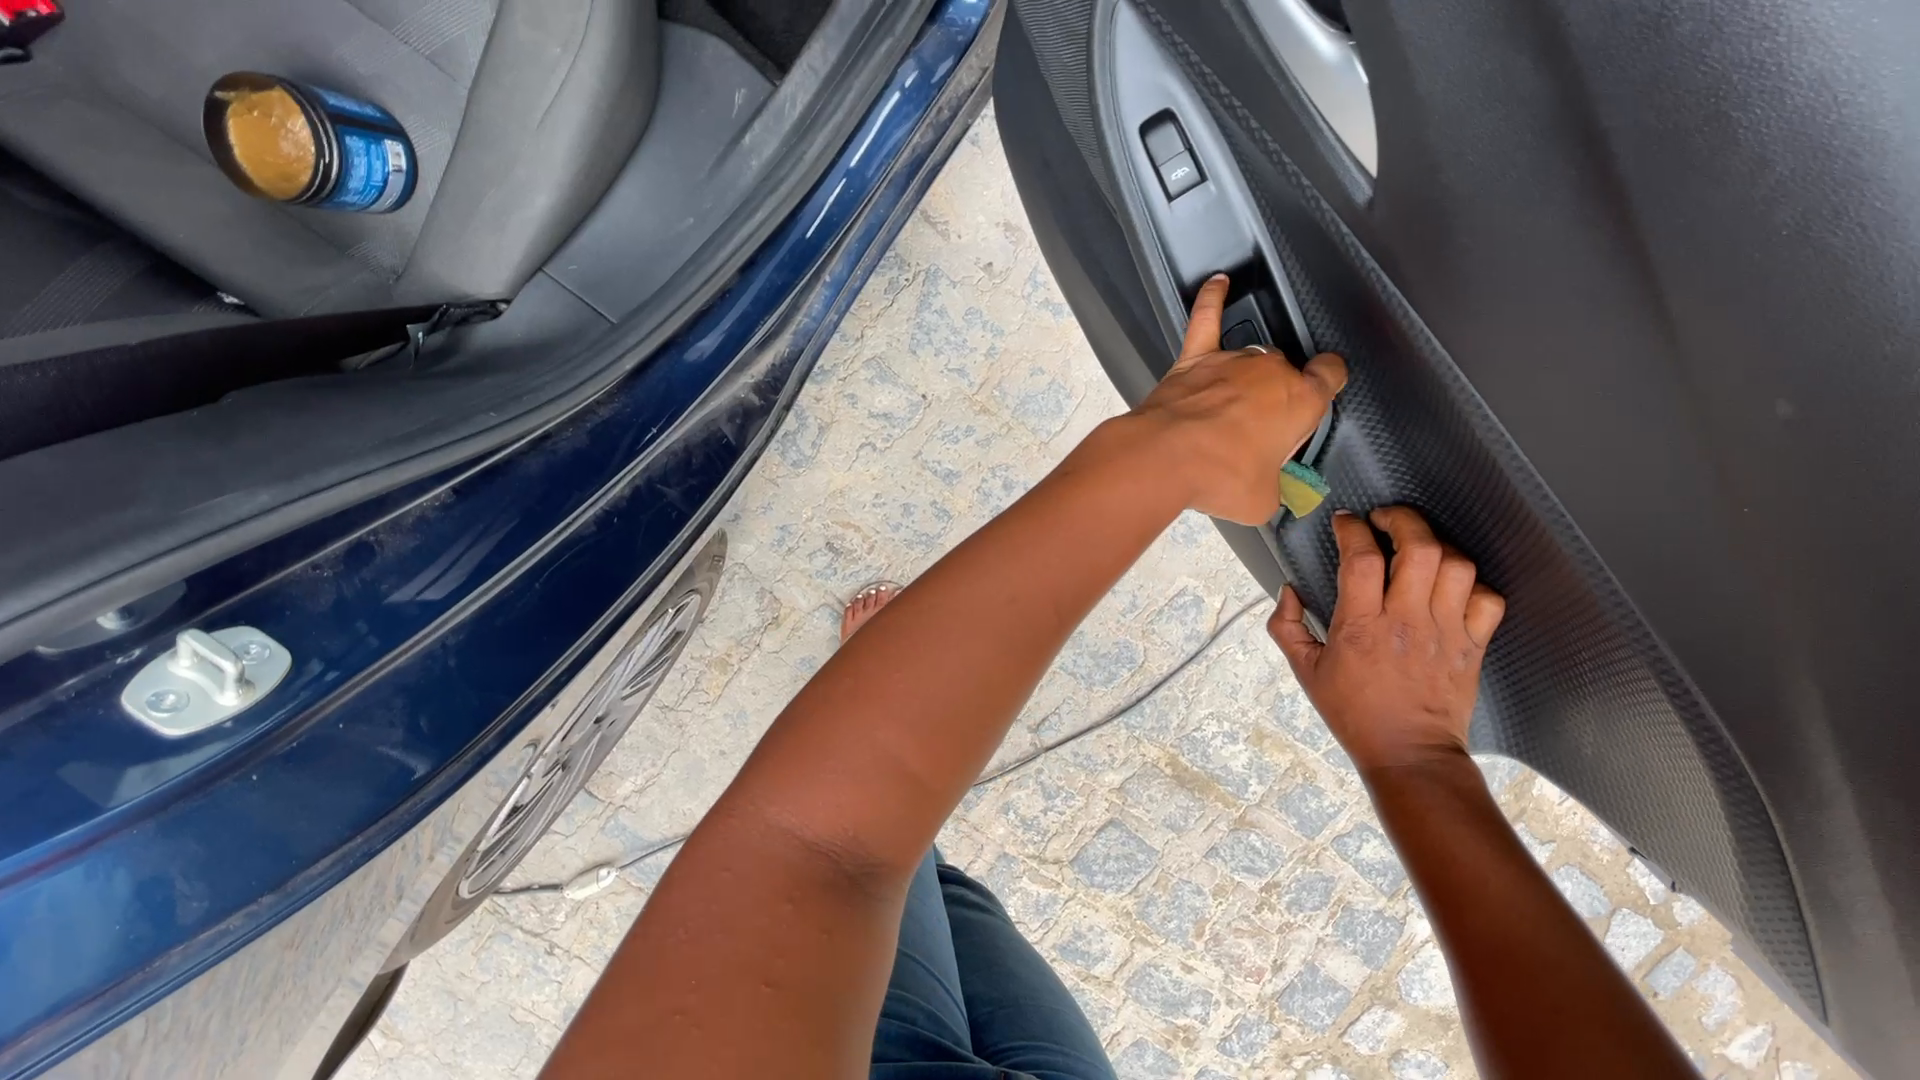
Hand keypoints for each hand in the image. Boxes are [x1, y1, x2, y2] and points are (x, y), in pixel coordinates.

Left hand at [1131, 275, 1345, 523]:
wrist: (1165, 459)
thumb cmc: (1221, 479)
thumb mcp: (1263, 501)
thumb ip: (1273, 487)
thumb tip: (1265, 491)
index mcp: (1302, 401)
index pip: (1331, 376)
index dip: (1328, 382)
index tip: (1322, 390)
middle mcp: (1272, 372)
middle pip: (1284, 373)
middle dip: (1275, 397)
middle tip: (1252, 433)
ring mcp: (1232, 361)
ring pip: (1251, 358)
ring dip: (1246, 378)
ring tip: (1229, 406)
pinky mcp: (1195, 359)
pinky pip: (1206, 319)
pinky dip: (1212, 300)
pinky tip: (1218, 282)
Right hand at [1269, 506, 1505, 773]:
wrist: (1408, 752)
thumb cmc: (1352, 711)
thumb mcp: (1304, 670)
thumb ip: (1286, 627)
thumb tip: (1289, 590)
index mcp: (1361, 626)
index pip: (1361, 558)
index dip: (1353, 529)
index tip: (1345, 522)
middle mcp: (1407, 620)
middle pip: (1420, 547)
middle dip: (1403, 519)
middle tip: (1385, 519)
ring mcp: (1446, 631)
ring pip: (1458, 565)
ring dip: (1438, 546)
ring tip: (1418, 547)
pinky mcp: (1474, 645)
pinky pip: (1488, 599)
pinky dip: (1473, 583)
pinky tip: (1450, 585)